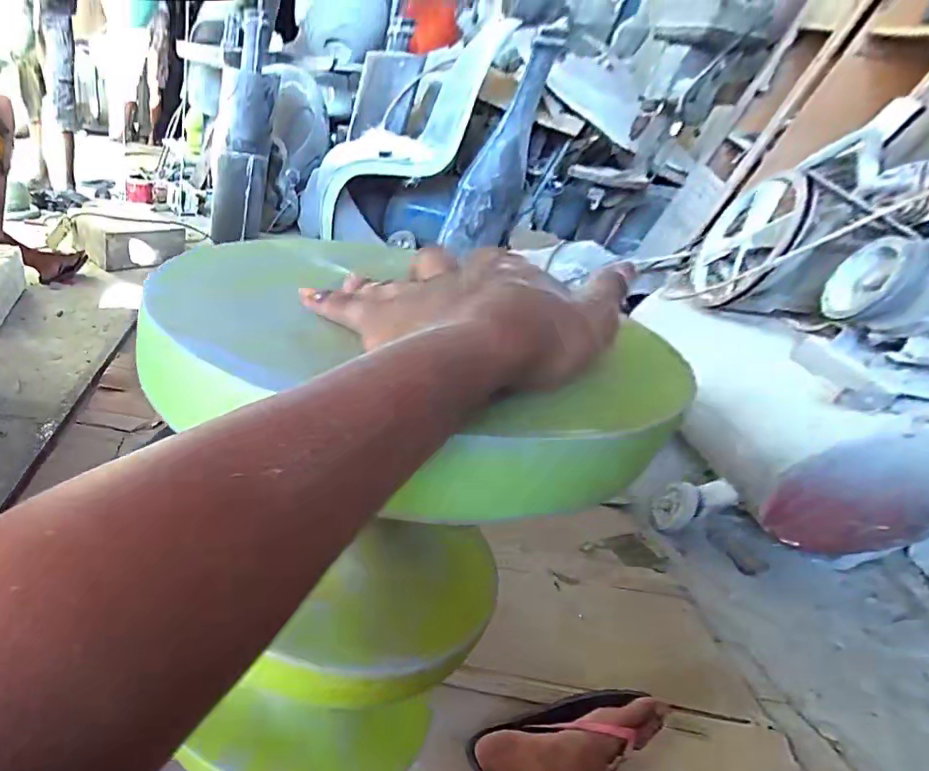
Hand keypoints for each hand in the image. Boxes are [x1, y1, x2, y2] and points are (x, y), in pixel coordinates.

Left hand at [300, 247, 630, 394]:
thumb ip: (604, 295)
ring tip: (357, 280)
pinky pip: (343, 305)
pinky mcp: (377, 318)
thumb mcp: (592, 322)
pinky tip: (303, 295)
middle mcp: (453, 276)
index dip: (489, 272)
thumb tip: (624, 268)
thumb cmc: (538, 341)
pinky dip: (324, 299)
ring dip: (374, 281)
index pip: (495, 263)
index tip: (489, 280)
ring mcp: (413, 295)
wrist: (487, 348)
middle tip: (420, 278)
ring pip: (388, 281)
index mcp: (502, 274)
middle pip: (436, 264)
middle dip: (428, 270)